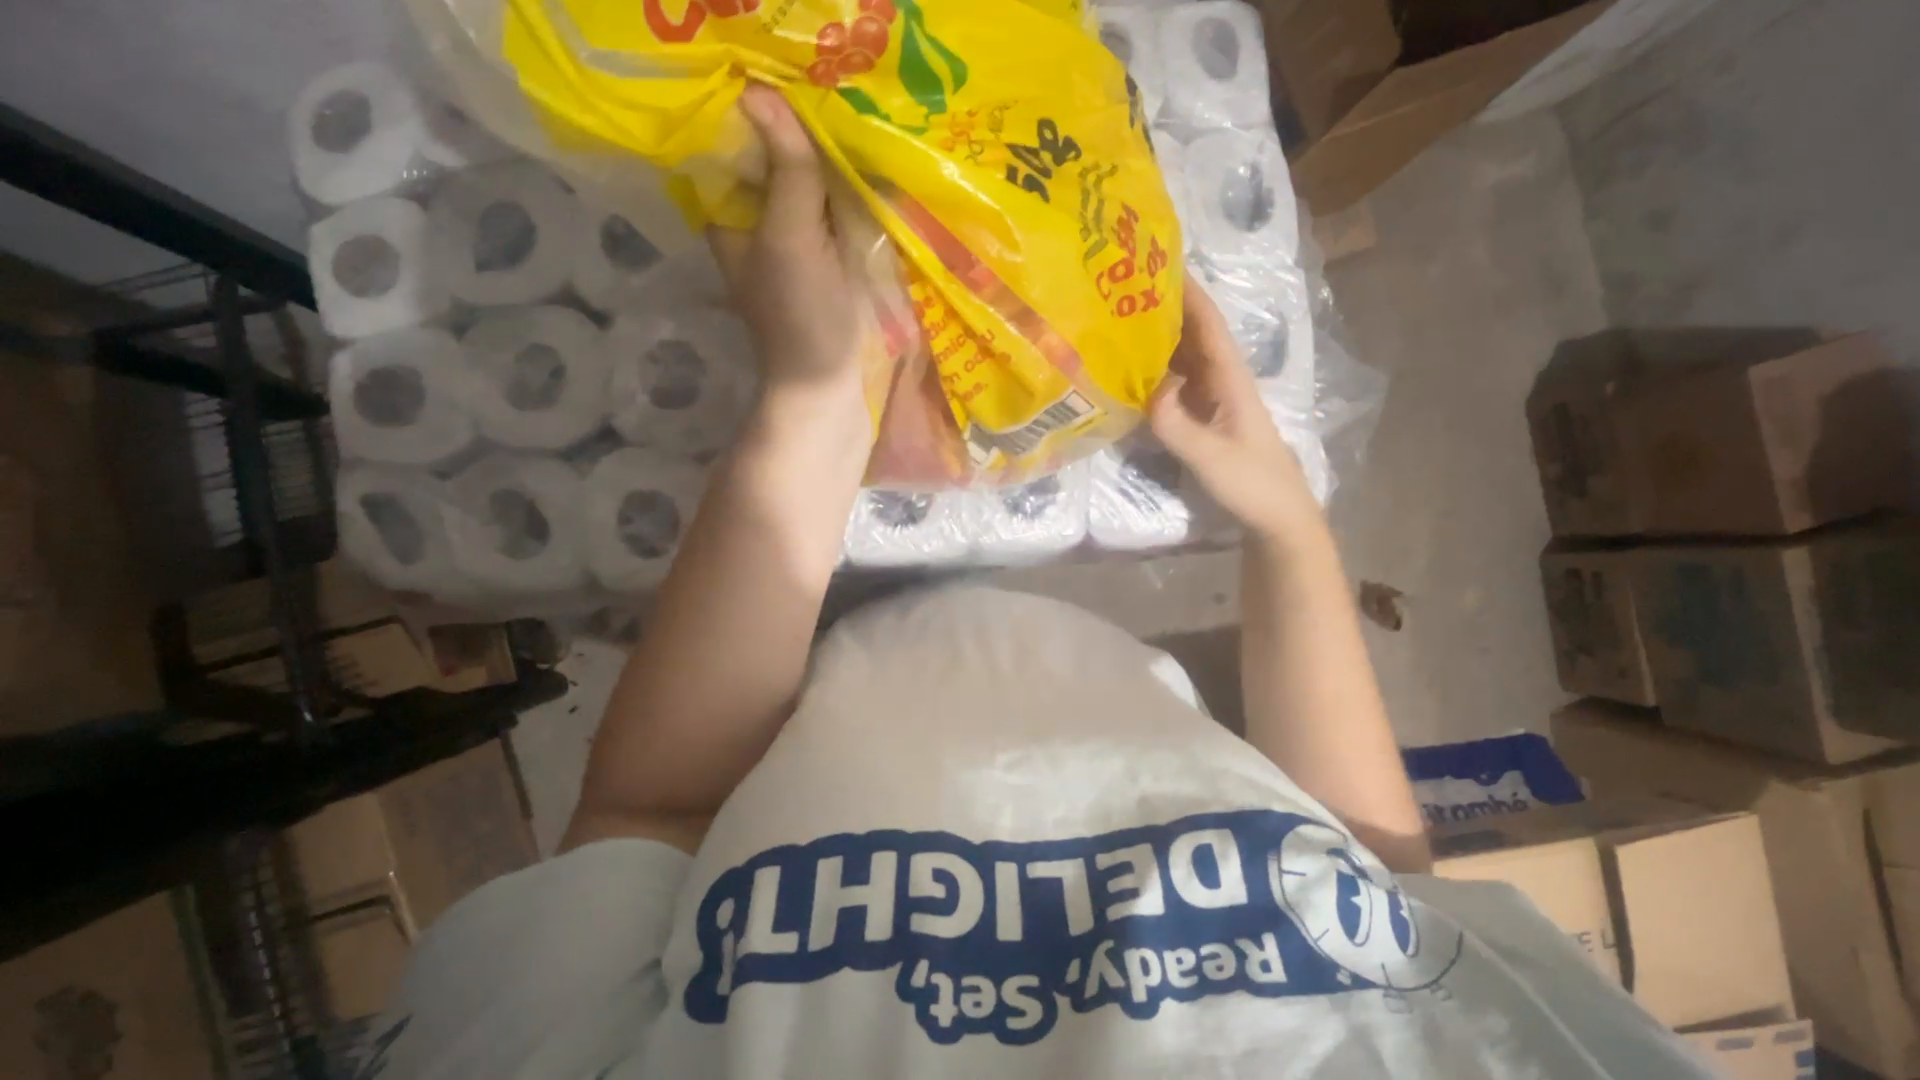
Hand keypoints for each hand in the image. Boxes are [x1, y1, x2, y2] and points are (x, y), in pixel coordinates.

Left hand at [707, 86, 868, 403]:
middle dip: (810, 129)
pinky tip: (882, 165)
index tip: (798, 74)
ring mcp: (803, 241)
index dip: (767, 108)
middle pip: (783, 157)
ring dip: (840, 157)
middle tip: (845, 89)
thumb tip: (758, 90)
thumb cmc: (803, 316)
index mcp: (734, 213)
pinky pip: (844, 210)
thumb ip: (785, 169)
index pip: (742, 140)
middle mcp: (764, 222)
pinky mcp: (836, 260)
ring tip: (868, 113)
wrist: (833, 391)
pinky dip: (859, 190)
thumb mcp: (790, 237)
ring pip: (818, 182)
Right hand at [1149, 278, 1322, 542]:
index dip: (1188, 294)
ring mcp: (1214, 401)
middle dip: (1165, 309)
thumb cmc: (1252, 484)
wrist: (1279, 517)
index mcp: (1231, 380)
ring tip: (1119, 320)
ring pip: (1184, 359)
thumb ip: (1177, 425)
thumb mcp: (1211, 457)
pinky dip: (1156, 373)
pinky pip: (1178, 385)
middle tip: (1124, 289)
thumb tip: (1147, 390)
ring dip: (1158, 339)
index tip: (1160, 263)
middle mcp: (1223, 381)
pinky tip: (1131, 372)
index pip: (1209, 325)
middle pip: (1193, 335)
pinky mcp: (1205, 420)